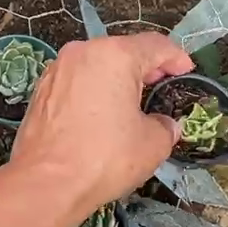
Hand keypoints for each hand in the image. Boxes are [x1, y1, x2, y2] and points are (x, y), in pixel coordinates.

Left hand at [9, 33, 191, 219]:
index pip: (154, 45)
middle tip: (161, 86)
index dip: (175, 57)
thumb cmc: (104, 157)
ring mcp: (57, 69)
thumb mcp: (152, 144)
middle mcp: (82, 52)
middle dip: (145, 66)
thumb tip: (165, 124)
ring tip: (132, 100)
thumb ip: (165, 126)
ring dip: (116, 77)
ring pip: (96, 64)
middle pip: (122, 50)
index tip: (185, 70)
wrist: (45, 181)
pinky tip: (101, 112)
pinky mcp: (41, 89)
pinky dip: (93, 88)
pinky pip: (76, 80)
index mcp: (114, 56)